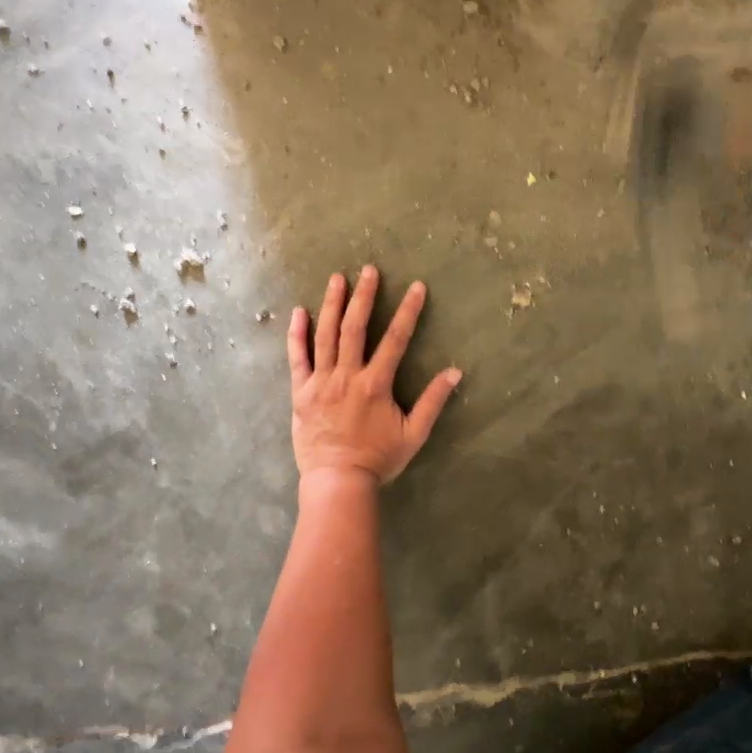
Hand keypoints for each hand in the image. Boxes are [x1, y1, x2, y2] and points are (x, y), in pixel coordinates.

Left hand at [287, 265, 461, 483]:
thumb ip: (433, 401)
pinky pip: (297, 358)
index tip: (417, 287)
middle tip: (370, 269)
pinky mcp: (300, 392)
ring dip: (332, 304)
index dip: (408, 311)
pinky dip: (297, 334)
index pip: (395, 339)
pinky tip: (299, 312)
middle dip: (365, 296)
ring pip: (325, 335)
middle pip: (355, 327)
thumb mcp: (414, 434)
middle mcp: (347, 376)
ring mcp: (320, 382)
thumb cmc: (378, 459)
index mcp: (375, 384)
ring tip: (337, 279)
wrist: (337, 483)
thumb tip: (455, 372)